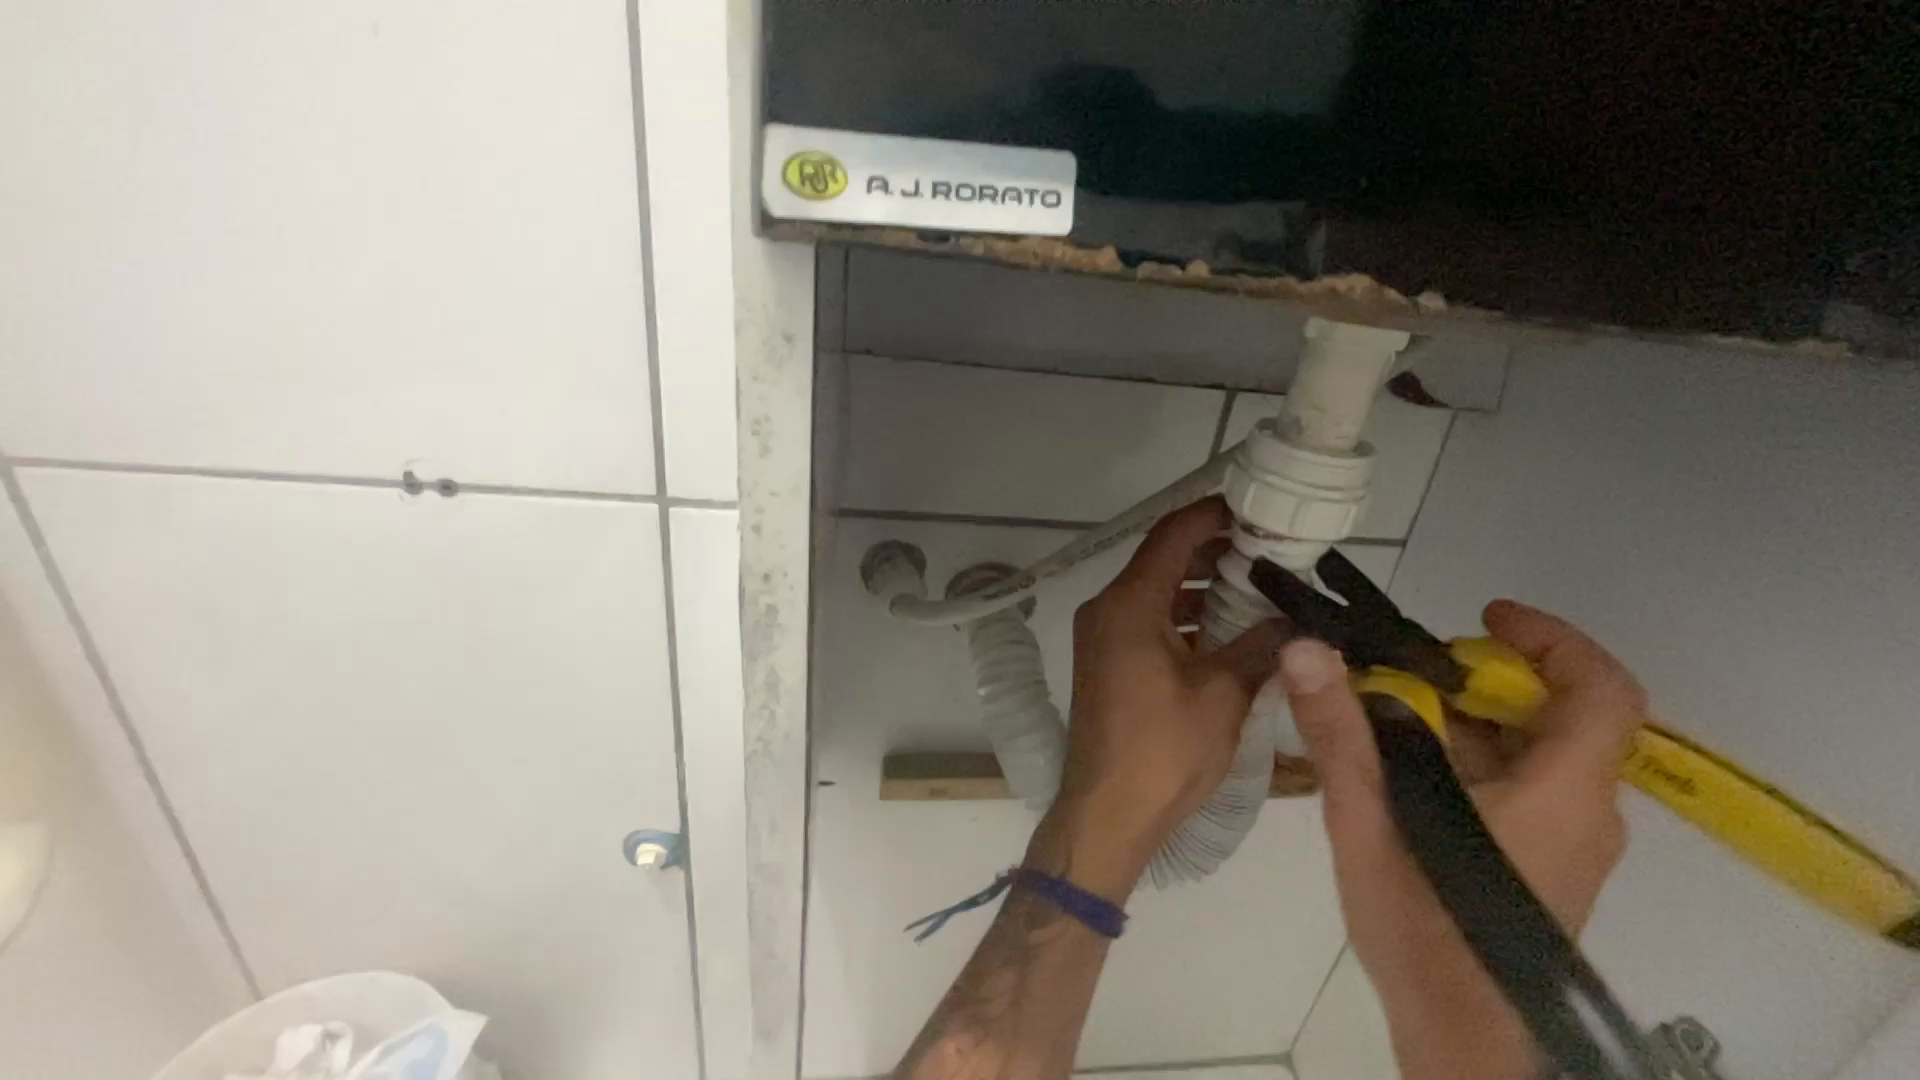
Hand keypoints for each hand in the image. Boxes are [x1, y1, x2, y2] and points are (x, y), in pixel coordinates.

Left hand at [1036, 497, 1285, 900]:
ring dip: (1203, 588)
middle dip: (1216, 552)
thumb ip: (1261, 646)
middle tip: (1271, 551)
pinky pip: (1148, 622)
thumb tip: (1296, 619)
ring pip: (1156, 593)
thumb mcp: (1223, 694)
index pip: (1172, 536)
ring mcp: (1102, 637)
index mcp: (1128, 605)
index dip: (1214, 515)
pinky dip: (1185, 618)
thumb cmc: (1163, 751)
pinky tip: (1228, 631)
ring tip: (1259, 588)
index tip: (1256, 507)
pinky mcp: (1107, 663)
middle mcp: (1107, 610)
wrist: (1107, 813)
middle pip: (1162, 561)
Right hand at [1276, 600, 1646, 1079]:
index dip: (1553, 639)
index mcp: (1562, 794)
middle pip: (1559, 715)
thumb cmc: (1421, 926)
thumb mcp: (1366, 819)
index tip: (1486, 616)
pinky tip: (1405, 769)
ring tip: (1392, 711)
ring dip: (1472, 718)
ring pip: (1537, 752)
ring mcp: (1569, 841)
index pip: (1600, 691)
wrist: (1458, 1032)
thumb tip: (1306, 648)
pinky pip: (1526, 785)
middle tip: (1409, 668)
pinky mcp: (1546, 862)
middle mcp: (1584, 812)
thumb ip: (1338, 732)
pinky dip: (1474, 755)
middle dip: (1486, 677)